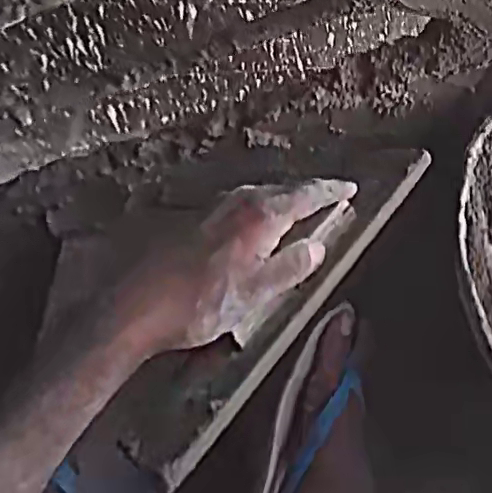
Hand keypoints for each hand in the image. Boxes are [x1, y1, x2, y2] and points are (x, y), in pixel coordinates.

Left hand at [108, 178, 356, 355]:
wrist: (141, 303)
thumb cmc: (201, 301)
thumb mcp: (256, 293)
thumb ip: (291, 267)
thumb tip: (317, 247)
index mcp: (262, 215)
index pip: (308, 195)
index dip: (332, 191)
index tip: (350, 189)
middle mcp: (243, 201)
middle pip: (287, 191)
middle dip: (311, 195)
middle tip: (331, 201)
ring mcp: (221, 205)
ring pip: (266, 196)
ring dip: (287, 203)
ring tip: (302, 214)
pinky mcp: (204, 216)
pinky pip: (247, 205)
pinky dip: (265, 210)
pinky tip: (261, 228)